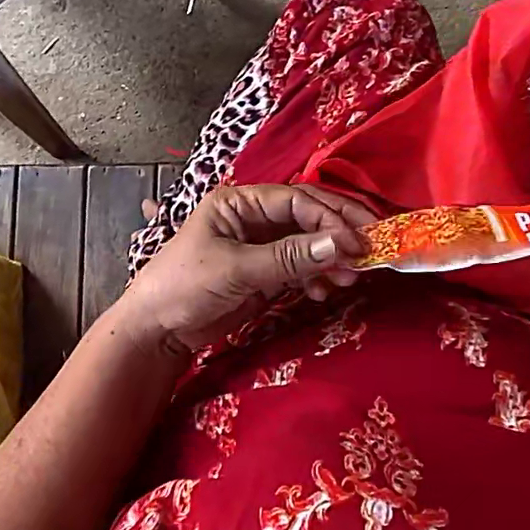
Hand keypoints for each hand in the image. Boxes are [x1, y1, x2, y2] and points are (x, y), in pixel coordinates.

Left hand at [116, 184, 374, 354]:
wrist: (158, 329)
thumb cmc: (184, 285)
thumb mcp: (236, 269)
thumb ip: (289, 258)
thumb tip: (342, 244)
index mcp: (239, 203)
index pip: (296, 200)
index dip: (330, 218)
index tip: (358, 242)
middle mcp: (252, 219)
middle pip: (307, 217)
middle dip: (338, 234)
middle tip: (372, 252)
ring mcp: (260, 246)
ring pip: (308, 244)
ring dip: (331, 259)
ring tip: (349, 279)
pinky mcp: (264, 273)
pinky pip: (300, 268)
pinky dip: (316, 277)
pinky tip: (325, 291)